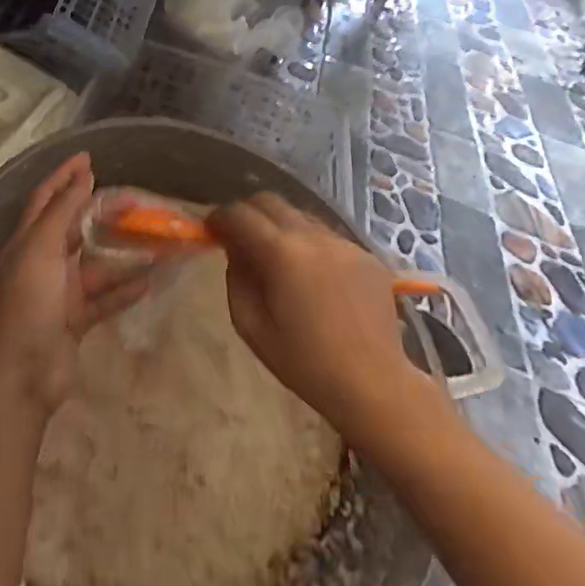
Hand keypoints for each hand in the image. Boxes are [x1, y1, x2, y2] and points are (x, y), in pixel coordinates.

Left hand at [0, 153, 152, 413]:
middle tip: (136, 198)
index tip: (89, 158)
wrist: (19, 378)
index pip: (46, 199)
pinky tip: (152, 279)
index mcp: (27, 242)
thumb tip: (83, 177)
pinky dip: (125, 290)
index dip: (64, 176)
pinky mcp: (74, 322)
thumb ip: (61, 212)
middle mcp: (42, 263)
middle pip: (76, 229)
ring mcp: (59, 294)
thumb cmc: (26, 306)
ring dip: (123, 254)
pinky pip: (104, 299)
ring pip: (96, 266)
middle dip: (102, 212)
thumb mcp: (40, 250)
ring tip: (156, 240)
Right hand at [208, 194, 448, 442]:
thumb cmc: (304, 363)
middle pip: (271, 201)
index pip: (240, 215)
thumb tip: (236, 250)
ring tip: (277, 257)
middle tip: (238, 236)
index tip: (211, 230)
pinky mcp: (366, 254)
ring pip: (301, 215)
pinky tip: (312, 276)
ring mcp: (344, 242)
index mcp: (282, 253)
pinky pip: (328, 236)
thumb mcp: (251, 326)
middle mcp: (314, 236)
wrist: (373, 383)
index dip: (220, 217)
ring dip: (280, 226)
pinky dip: (309, 244)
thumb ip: (236, 278)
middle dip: (248, 212)